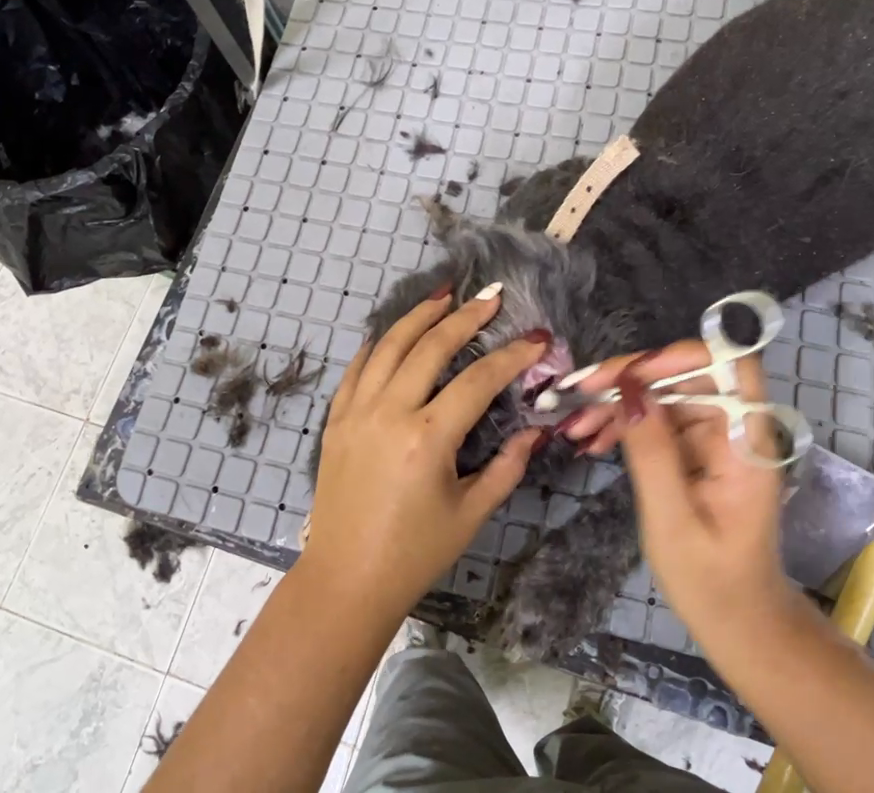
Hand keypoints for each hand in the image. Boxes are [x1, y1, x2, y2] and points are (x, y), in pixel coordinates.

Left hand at [302, 283, 550, 616]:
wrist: (346, 578)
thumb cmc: (415, 553)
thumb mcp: (470, 514)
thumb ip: (507, 467)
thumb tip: (536, 432)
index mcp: (427, 438)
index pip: (478, 380)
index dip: (512, 355)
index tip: (538, 337)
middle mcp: (389, 413)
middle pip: (430, 347)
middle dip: (465, 317)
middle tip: (491, 296)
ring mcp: (356, 413)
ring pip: (388, 346)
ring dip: (418, 316)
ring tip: (444, 296)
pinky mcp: (335, 422)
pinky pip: (356, 370)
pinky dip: (377, 346)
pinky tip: (393, 333)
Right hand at [557, 343, 804, 652]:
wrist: (738, 620)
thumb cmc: (710, 581)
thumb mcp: (671, 520)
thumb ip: (652, 452)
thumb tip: (628, 389)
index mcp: (747, 443)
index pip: (730, 367)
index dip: (682, 357)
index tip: (630, 374)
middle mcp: (737, 429)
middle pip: (687, 376)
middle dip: (631, 380)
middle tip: (578, 394)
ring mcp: (717, 439)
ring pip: (666, 396)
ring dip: (619, 404)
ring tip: (574, 425)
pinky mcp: (699, 451)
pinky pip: (660, 421)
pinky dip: (625, 425)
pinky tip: (591, 439)